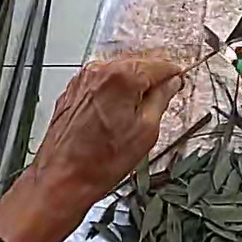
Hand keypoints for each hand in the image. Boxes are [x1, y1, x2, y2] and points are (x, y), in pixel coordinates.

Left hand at [0, 57, 182, 241]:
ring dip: (132, 86)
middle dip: (152, 79)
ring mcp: (83, 80)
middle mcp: (99, 71)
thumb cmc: (99, 162)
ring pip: (118, 72)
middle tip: (163, 99)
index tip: (179, 82)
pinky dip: (112, 92)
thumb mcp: (146, 131)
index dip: (173, 75)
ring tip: (137, 114)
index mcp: (122, 77)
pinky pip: (101, 83)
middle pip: (138, 63)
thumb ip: (161, 99)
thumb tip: (170, 84)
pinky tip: (116, 115)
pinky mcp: (73, 91)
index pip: (159, 64)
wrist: (63, 178)